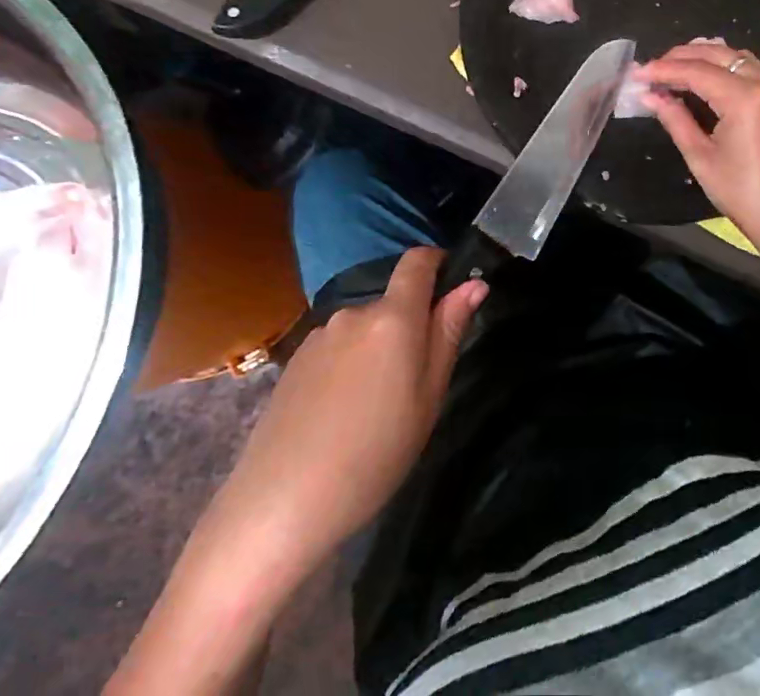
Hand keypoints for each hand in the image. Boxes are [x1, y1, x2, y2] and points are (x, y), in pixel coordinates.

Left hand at [204, 249, 488, 573]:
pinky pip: (336, 348)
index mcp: (392, 318)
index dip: (437, 264)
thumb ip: (447, 333)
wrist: (286, 495)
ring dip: (376, 351)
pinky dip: (349, 366)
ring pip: (363, 329)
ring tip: (375, 409)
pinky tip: (341, 413)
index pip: (416, 263)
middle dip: (408, 329)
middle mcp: (352, 313)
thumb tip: (473, 285)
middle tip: (414, 386)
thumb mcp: (428, 398)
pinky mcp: (296, 357)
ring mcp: (319, 334)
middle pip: (391, 304)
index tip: (452, 288)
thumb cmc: (376, 453)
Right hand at [636, 42, 759, 255]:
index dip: (663, 69)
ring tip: (674, 67)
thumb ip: (675, 118)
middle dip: (682, 56)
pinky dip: (725, 67)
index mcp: (745, 99)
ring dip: (705, 57)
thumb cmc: (740, 192)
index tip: (636, 73)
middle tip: (652, 67)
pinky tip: (704, 77)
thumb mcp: (699, 156)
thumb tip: (649, 96)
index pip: (697, 71)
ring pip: (738, 58)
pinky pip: (752, 70)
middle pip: (719, 55)